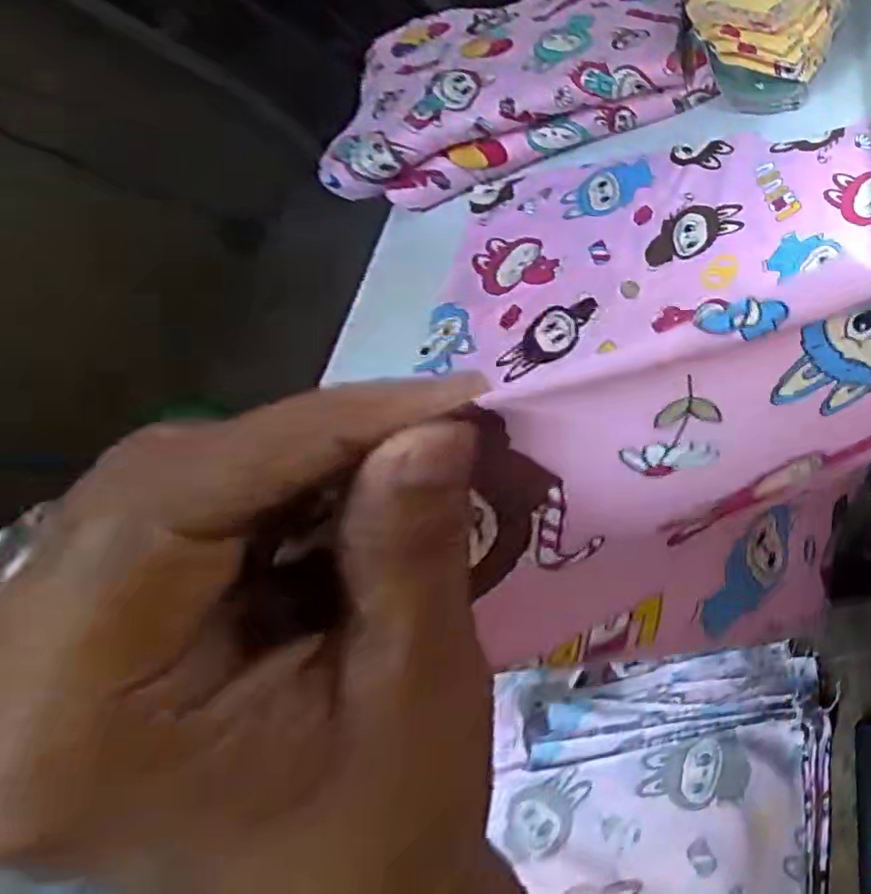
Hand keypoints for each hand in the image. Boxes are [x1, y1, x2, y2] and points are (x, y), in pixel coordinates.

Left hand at [0, 376, 518, 893]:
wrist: (355, 891)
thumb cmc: (390, 810)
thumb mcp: (418, 679)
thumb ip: (413, 549)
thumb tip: (438, 428)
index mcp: (67, 718)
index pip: (165, 511)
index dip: (319, 429)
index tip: (453, 398)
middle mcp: (15, 676)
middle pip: (153, 487)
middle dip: (319, 437)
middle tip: (446, 425)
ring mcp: (54, 656)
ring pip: (175, 491)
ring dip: (314, 460)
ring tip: (421, 460)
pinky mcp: (114, 638)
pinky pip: (200, 523)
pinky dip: (301, 494)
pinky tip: (371, 503)